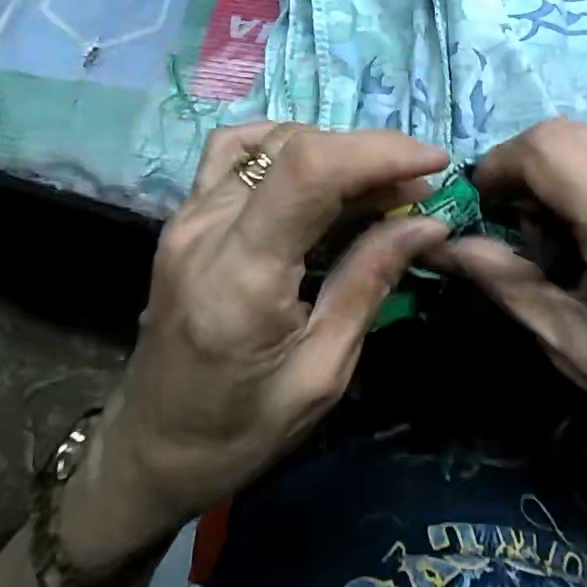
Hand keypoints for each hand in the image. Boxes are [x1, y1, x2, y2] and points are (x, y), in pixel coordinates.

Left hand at [59, 122, 449, 568]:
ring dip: (332, 151)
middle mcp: (206, 228)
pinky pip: (232, 154)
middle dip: (367, 154)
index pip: (308, 171)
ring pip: (266, 142)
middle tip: (414, 193)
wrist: (152, 444)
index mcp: (241, 274)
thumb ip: (368, 285)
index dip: (376, 151)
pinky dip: (281, 147)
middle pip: (292, 148)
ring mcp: (186, 217)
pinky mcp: (182, 218)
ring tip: (374, 187)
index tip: (434, 164)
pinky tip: (313, 173)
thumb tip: (426, 224)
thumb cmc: (240, 429)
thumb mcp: (321, 372)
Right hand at [435, 120, 586, 521]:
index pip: (551, 148)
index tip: (485, 204)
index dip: (501, 164)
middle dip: (527, 170)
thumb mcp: (571, 346)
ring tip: (572, 243)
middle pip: (569, 135)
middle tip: (524, 229)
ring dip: (563, 179)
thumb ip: (501, 280)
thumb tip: (437, 243)